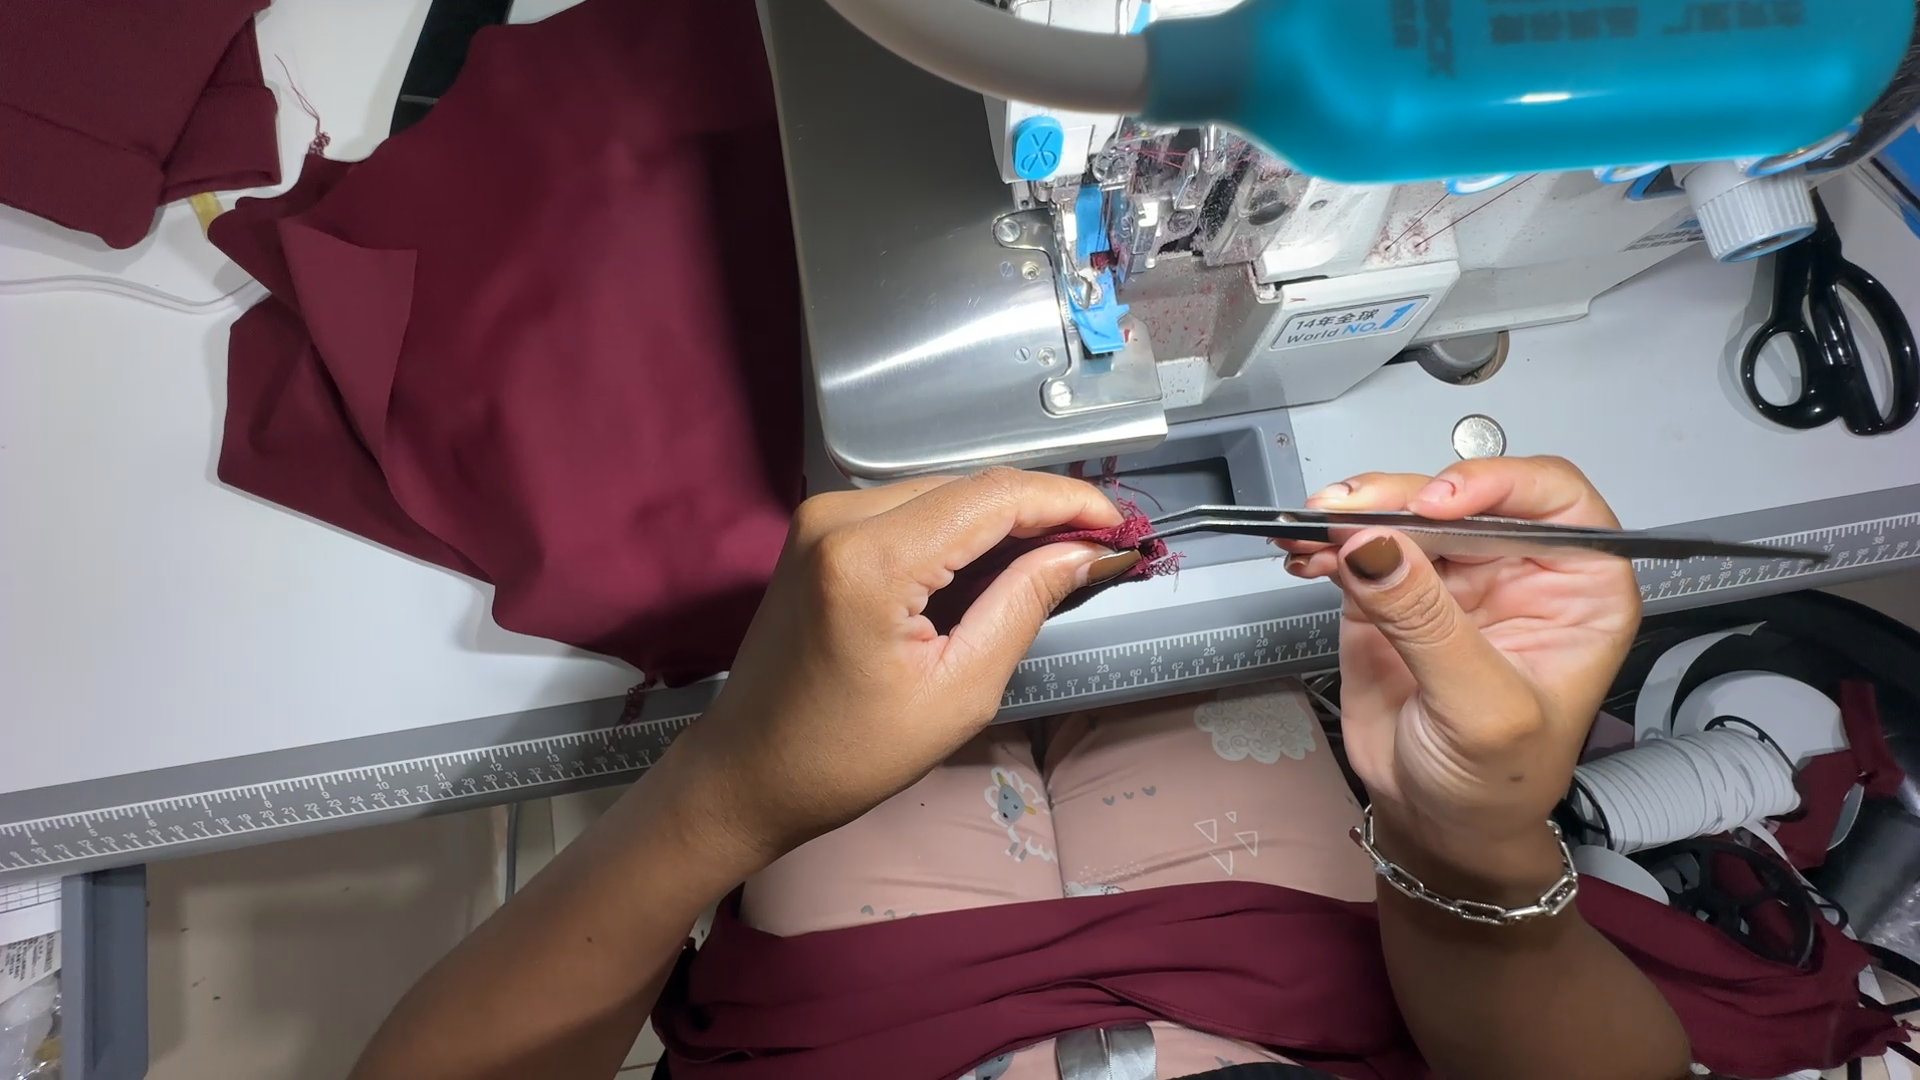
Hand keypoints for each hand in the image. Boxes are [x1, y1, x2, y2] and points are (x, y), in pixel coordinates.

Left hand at [663, 469, 1131, 866]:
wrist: (748, 770)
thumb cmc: (849, 755)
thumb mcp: (957, 692)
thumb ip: (1022, 605)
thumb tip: (1082, 554)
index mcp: (871, 559)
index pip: (993, 497)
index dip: (1066, 503)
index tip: (1117, 525)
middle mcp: (839, 515)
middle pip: (969, 488)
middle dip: (1040, 512)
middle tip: (1094, 549)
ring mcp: (822, 516)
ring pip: (942, 494)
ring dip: (1002, 520)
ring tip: (1055, 557)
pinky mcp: (818, 528)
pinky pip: (909, 510)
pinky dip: (960, 529)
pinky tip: (994, 560)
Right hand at [1282, 457, 1640, 886]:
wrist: (1433, 815)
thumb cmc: (1496, 778)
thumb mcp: (1481, 706)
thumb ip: (1429, 623)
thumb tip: (1372, 545)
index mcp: (1573, 587)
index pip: (1549, 501)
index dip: (1492, 486)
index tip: (1427, 505)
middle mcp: (1510, 570)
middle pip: (1452, 502)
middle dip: (1390, 500)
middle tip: (1334, 514)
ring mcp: (1441, 580)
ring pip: (1395, 518)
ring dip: (1344, 517)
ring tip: (1303, 533)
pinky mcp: (1384, 594)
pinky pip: (1353, 549)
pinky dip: (1321, 546)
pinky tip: (1300, 556)